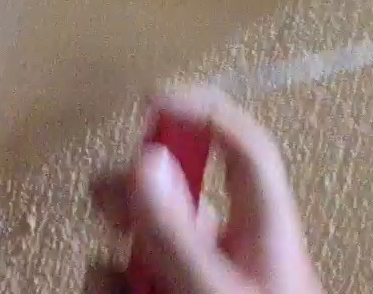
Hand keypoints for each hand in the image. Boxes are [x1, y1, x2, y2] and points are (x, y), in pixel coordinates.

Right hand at [90, 89, 324, 293]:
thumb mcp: (217, 293)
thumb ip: (178, 233)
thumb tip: (145, 158)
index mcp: (265, 234)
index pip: (243, 146)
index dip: (203, 109)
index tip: (150, 98)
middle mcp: (231, 247)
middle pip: (173, 183)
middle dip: (129, 188)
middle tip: (107, 205)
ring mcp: (200, 274)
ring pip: (142, 227)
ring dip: (114, 240)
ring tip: (110, 278)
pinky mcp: (170, 293)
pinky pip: (128, 267)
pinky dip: (110, 276)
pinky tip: (108, 291)